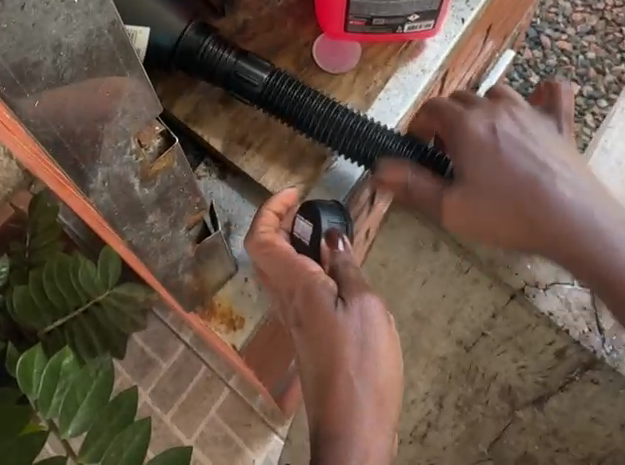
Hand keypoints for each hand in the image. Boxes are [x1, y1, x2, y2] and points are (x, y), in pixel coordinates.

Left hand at [244, 188, 400, 464]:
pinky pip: (297, 290)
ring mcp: (295, 321)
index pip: (259, 239)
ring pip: (280, 271)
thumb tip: (332, 236)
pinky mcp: (308, 338)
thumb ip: (347, 267)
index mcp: (294, 285)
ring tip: (331, 236)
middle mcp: (285, 300)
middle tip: (312, 211)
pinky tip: (341, 274)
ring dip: (296, 246)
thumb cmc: (361, 365)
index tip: (296, 194)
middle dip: (282, 223)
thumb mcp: (365, 306)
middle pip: (265, 252)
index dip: (270, 210)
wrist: (354, 430)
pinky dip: (311, 271)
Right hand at [374, 80, 624, 277]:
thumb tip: (378, 168)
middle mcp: (493, 107)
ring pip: (497, 93)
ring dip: (485, 109)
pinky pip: (552, 92)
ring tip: (485, 139)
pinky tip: (538, 106)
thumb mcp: (450, 208)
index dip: (420, 128)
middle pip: (460, 99)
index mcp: (463, 124)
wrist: (573, 222)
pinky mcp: (559, 122)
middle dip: (449, 120)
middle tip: (450, 155)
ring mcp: (529, 110)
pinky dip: (541, 95)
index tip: (423, 152)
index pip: (430, 109)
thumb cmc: (507, 215)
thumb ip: (411, 185)